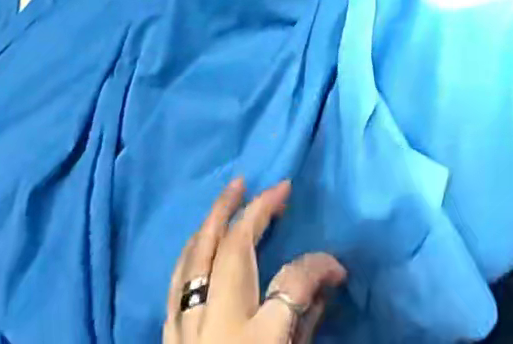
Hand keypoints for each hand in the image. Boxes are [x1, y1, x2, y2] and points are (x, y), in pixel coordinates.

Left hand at [164, 179, 345, 343]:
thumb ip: (306, 323)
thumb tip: (324, 278)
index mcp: (255, 338)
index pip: (294, 279)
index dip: (319, 264)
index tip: (337, 265)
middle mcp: (217, 326)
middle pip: (230, 251)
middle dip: (248, 211)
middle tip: (264, 184)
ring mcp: (186, 334)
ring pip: (194, 261)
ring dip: (212, 223)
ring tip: (228, 195)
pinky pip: (176, 287)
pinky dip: (190, 257)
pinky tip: (197, 243)